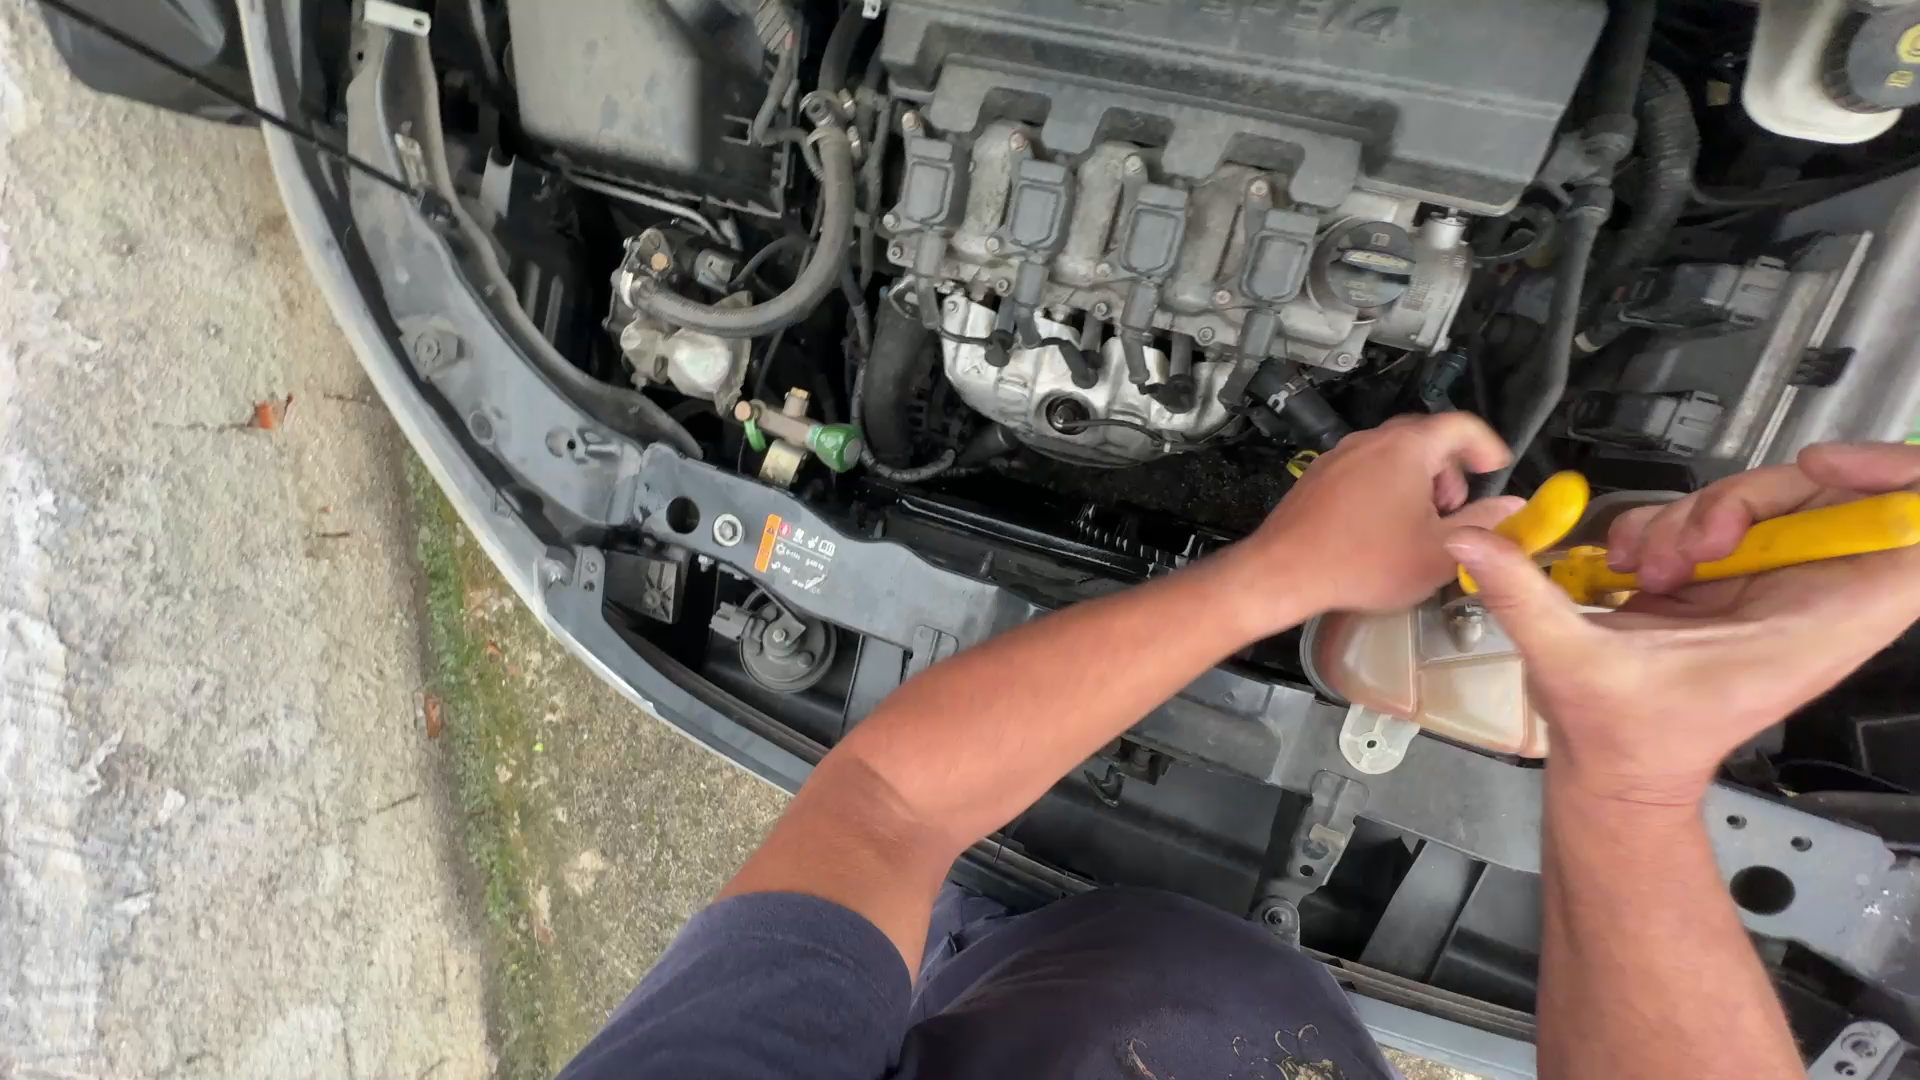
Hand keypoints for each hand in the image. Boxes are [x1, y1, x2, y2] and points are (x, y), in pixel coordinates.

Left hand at [1243, 413, 1521, 619]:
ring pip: (1387, 456)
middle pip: (1422, 438)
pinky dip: (1380, 488)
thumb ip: (1486, 525)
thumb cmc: (1362, 561)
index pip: (1460, 425)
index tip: (1495, 470)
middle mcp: (1366, 442)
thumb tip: (1514, 508)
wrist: (1283, 572)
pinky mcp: (1313, 480)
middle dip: (1448, 468)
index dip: (1486, 445)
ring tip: (1418, 523)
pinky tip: (1378, 528)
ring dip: (1414, 480)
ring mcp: (1334, 459)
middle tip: (1454, 506)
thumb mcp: (1441, 550)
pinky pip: (1358, 472)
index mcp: (1404, 448)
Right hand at [1445, 442, 1919, 805]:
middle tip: (1683, 542)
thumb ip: (1521, 591)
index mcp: (1816, 624)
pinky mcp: (1718, 584)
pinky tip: (1625, 566)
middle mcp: (1806, 599)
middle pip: (1826, 500)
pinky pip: (1706, 522)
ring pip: (1759, 504)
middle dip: (1743, 499)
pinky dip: (1658, 528)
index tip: (1821, 465)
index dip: (1898, 481)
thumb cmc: (1620, 732)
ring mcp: (1762, 588)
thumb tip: (1467, 537)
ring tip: (1637, 569)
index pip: (1916, 534)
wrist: (1614, 765)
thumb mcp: (1568, 657)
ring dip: (1686, 517)